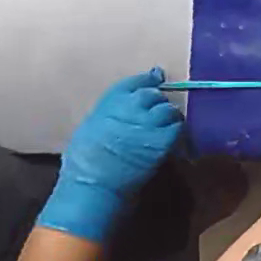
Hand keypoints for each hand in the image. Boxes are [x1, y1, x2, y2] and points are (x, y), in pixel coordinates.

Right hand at [37, 68, 183, 241]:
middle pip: (155, 95)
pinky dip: (176, 132)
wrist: (94, 182)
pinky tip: (172, 139)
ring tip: (166, 125)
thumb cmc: (83, 160)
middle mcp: (132, 106)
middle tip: (158, 111)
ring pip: (169, 110)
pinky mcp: (162, 141)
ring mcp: (149, 122)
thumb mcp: (90, 125)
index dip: (149, 79)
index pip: (136, 81)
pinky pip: (177, 128)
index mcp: (111, 101)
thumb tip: (120, 111)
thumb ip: (109, 112)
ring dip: (169, 116)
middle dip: (158, 101)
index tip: (156, 78)